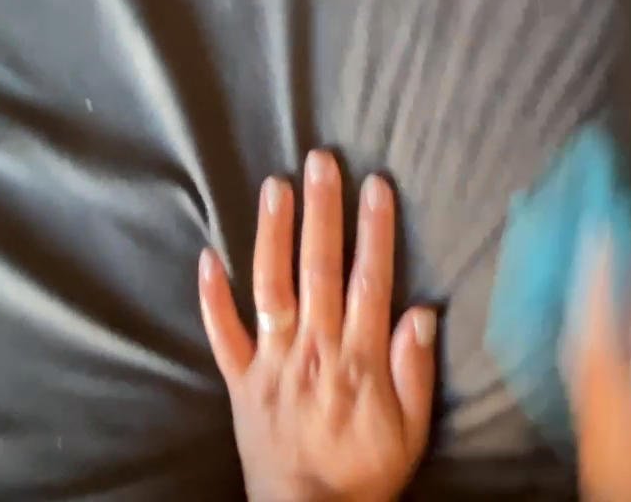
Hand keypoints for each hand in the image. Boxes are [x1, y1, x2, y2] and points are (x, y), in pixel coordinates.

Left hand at [198, 151, 437, 501]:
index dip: (374, 229)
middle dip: (322, 211)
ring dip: (272, 234)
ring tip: (275, 186)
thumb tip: (423, 310)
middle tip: (321, 161)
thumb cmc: (366, 470)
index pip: (369, 278)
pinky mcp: (241, 381)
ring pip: (271, 287)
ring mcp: (271, 362)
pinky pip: (222, 336)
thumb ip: (415, 368)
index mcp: (357, 356)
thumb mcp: (411, 429)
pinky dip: (212, 297)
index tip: (375, 185)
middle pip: (318, 268)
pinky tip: (207, 256)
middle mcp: (312, 348)